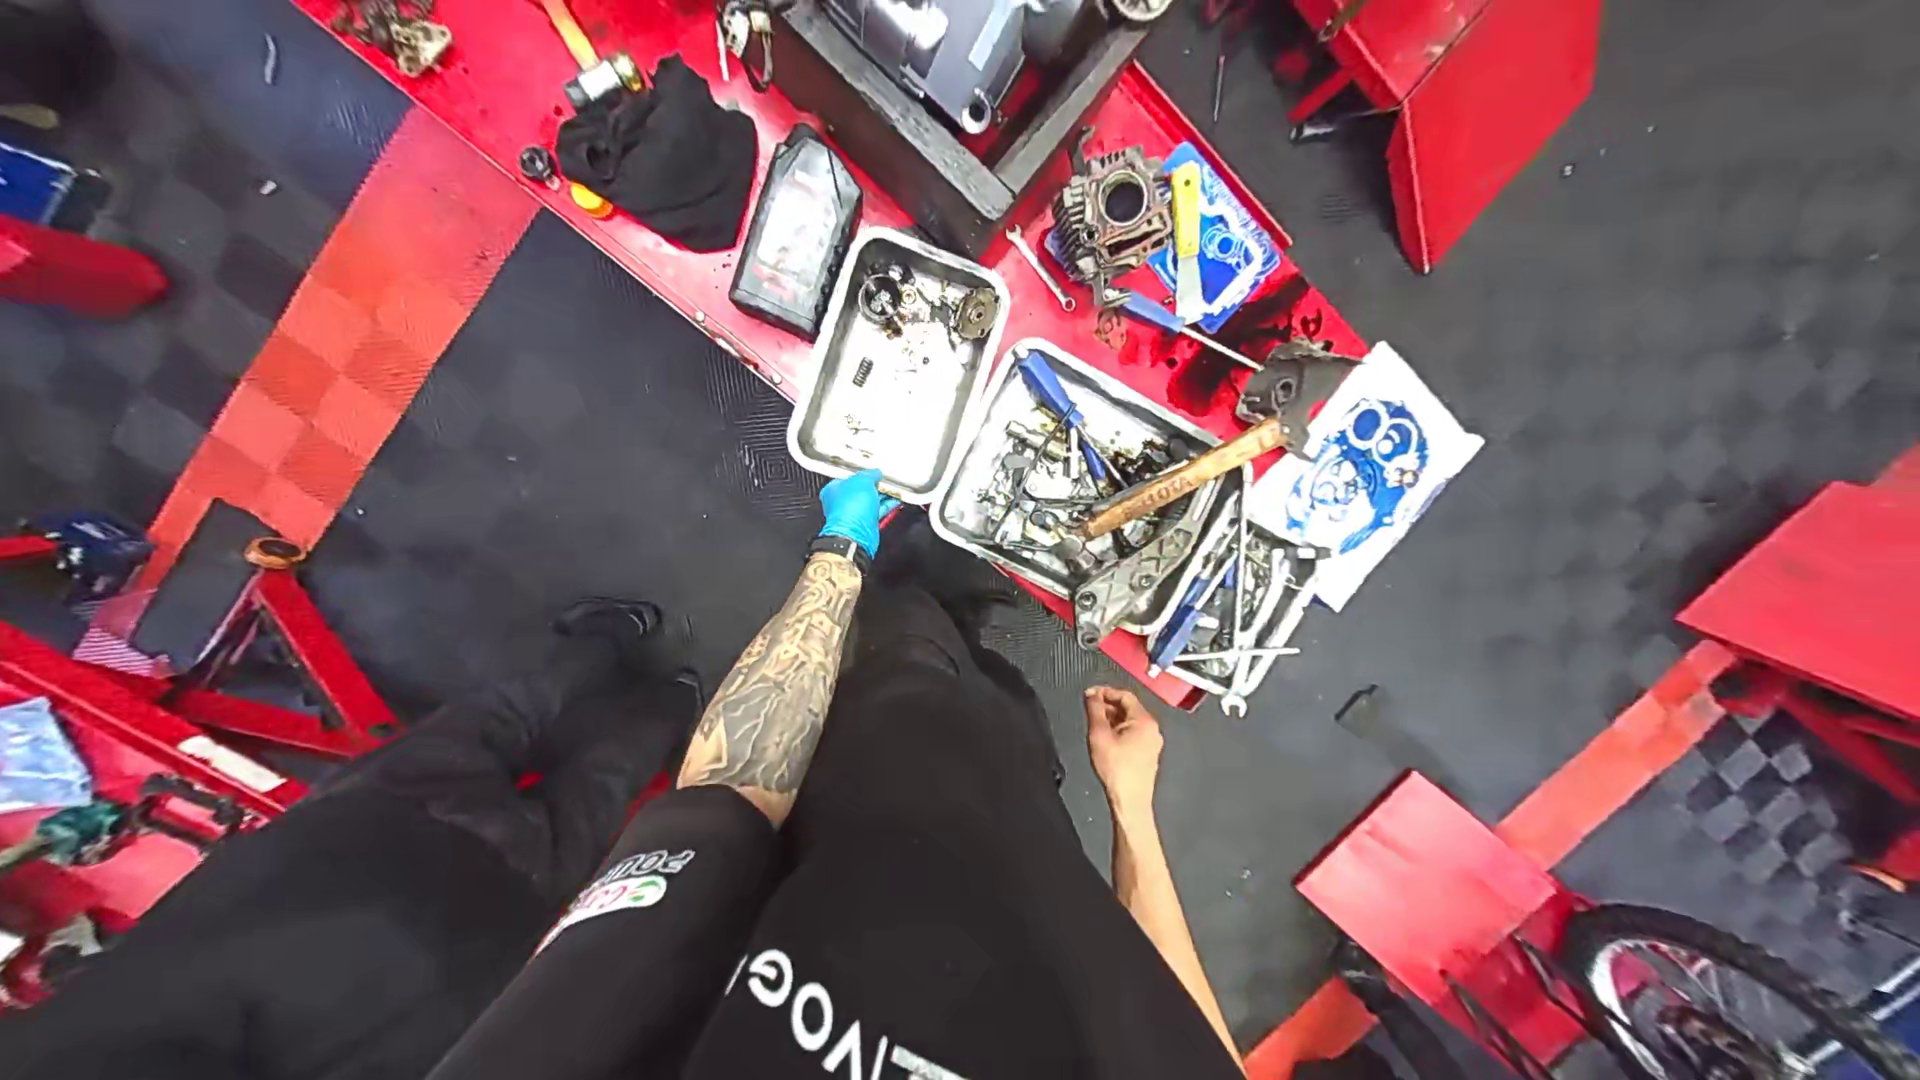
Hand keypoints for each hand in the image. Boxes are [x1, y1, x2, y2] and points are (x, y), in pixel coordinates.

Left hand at [818, 468, 899, 558]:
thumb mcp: (862, 480)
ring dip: (883, 496)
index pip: (848, 478)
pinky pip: (878, 512)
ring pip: (871, 502)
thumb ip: (870, 475)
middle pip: (861, 490)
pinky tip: (895, 500)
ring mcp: (854, 515)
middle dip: (875, 486)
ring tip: (894, 489)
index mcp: (833, 490)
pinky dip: (887, 506)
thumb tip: (876, 473)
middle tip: (886, 481)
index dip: (862, 474)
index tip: (873, 472)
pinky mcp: (865, 524)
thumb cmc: (850, 508)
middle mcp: (841, 504)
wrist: (856, 533)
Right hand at [1085, 686, 1162, 816]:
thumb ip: (1094, 709)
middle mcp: (1152, 730)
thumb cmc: (1118, 773)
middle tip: (1090, 708)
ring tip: (1095, 725)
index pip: (1124, 695)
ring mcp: (1152, 743)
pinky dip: (1118, 731)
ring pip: (1130, 721)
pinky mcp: (1147, 753)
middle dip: (1107, 706)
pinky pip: (1133, 734)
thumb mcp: (1099, 734)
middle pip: (1128, 707)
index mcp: (1145, 721)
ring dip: (1112, 719)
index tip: (1091, 694)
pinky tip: (1106, 740)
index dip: (1105, 692)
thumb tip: (1091, 694)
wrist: (1129, 801)